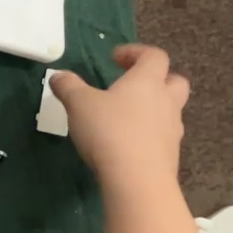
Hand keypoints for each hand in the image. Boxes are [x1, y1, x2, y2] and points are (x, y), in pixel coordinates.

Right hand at [49, 44, 189, 193]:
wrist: (137, 180)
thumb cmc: (109, 131)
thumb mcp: (78, 104)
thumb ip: (68, 86)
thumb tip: (58, 76)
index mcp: (147, 82)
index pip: (154, 56)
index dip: (135, 52)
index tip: (115, 58)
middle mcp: (166, 102)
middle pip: (174, 81)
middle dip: (156, 78)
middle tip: (132, 85)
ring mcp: (172, 130)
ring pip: (170, 110)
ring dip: (153, 108)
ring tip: (125, 117)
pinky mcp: (170, 155)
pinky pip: (162, 136)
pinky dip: (148, 134)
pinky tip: (126, 143)